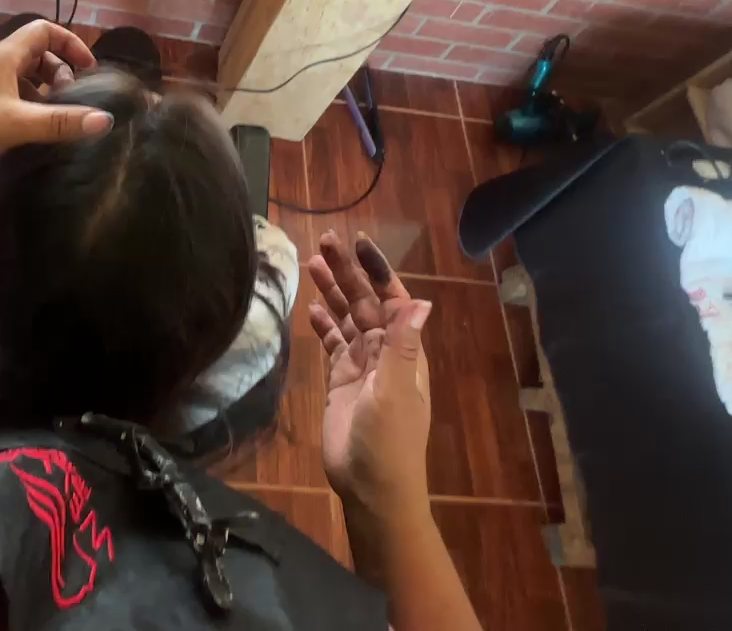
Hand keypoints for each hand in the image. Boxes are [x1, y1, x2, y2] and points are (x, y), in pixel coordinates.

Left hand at [0, 19, 111, 177]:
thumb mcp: (16, 121)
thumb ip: (61, 122)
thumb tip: (106, 120)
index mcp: (6, 55)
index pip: (45, 31)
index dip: (71, 44)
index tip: (89, 70)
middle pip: (35, 56)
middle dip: (59, 73)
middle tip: (71, 100)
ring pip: (21, 80)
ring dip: (41, 94)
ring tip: (54, 120)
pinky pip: (7, 100)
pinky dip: (23, 111)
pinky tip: (28, 134)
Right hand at [307, 230, 433, 521]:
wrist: (372, 490)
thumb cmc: (389, 442)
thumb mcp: (396, 391)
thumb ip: (402, 345)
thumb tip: (421, 301)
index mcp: (404, 351)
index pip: (392, 299)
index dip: (377, 271)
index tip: (358, 243)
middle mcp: (384, 352)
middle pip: (364, 302)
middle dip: (346, 272)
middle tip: (324, 242)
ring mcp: (361, 366)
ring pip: (346, 318)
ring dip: (331, 292)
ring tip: (312, 262)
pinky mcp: (340, 381)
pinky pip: (332, 343)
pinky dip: (323, 325)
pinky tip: (310, 308)